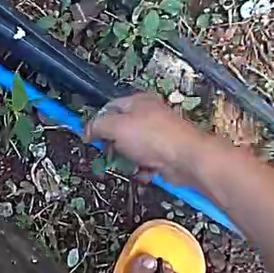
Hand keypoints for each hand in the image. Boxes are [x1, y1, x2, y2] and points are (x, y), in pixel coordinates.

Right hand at [84, 91, 226, 184]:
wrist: (187, 159)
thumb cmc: (156, 137)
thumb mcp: (116, 127)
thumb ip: (97, 126)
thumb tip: (87, 130)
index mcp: (138, 102)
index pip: (109, 108)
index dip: (97, 122)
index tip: (89, 136)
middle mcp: (149, 116)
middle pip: (120, 130)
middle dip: (112, 144)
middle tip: (108, 152)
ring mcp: (158, 135)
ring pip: (131, 148)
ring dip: (126, 159)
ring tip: (128, 163)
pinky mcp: (164, 153)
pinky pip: (145, 161)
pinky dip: (141, 168)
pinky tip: (143, 170)